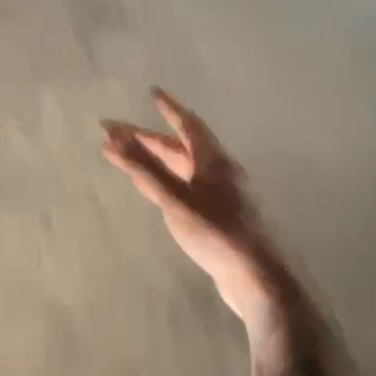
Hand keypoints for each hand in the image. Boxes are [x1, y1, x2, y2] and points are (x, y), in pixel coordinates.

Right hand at [103, 89, 287, 330]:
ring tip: (125, 155)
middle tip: (116, 131)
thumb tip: (112, 136)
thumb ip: (142, 168)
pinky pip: (185, 186)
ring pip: (183, 168)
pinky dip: (162, 178)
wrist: (262, 282)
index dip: (170, 109)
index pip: (189, 126)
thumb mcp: (174, 198)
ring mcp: (223, 198)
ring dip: (153, 158)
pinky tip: (151, 186)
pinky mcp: (220, 219)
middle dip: (147, 137)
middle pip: (181, 148)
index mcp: (216, 163)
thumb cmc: (218, 233)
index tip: (153, 92)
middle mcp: (222, 175)